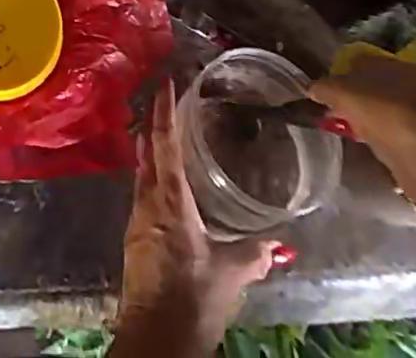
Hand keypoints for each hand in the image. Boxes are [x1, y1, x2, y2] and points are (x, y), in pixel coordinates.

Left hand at [111, 80, 282, 357]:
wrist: (154, 341)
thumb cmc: (192, 300)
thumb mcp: (229, 275)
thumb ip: (253, 254)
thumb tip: (280, 245)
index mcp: (169, 201)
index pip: (164, 144)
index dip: (164, 112)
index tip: (164, 84)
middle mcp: (147, 203)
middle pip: (147, 153)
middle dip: (153, 124)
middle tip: (162, 99)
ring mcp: (136, 221)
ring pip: (142, 173)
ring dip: (150, 150)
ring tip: (162, 132)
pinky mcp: (135, 240)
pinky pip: (142, 194)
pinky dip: (151, 176)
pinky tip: (163, 183)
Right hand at [308, 53, 415, 253]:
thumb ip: (386, 147)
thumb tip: (362, 126)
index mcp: (399, 108)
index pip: (339, 85)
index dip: (320, 96)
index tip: (311, 111)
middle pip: (365, 66)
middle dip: (349, 87)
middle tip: (347, 122)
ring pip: (398, 68)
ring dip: (383, 88)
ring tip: (389, 127)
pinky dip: (414, 92)